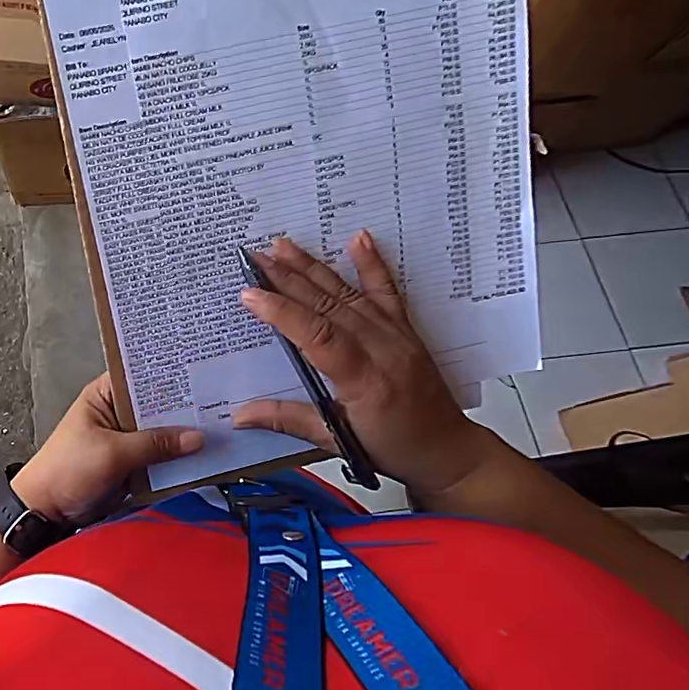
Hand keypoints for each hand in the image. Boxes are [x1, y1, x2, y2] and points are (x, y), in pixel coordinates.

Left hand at [10, 373, 204, 523]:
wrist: (47, 512)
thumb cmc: (66, 471)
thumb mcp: (112, 452)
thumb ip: (154, 444)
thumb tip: (195, 437)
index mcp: (105, 395)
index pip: (143, 376)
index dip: (171, 376)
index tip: (202, 374)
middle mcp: (118, 411)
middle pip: (158, 406)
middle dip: (184, 409)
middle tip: (220, 404)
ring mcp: (127, 438)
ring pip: (162, 433)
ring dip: (184, 436)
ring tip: (222, 429)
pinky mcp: (133, 463)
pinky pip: (160, 457)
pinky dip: (177, 459)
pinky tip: (204, 456)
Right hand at [233, 232, 503, 495]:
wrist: (447, 450)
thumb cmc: (394, 448)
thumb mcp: (337, 441)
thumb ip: (289, 420)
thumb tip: (241, 414)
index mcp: (364, 380)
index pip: (318, 336)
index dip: (282, 312)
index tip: (250, 294)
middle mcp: (383, 350)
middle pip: (329, 305)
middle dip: (288, 278)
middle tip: (257, 257)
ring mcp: (396, 336)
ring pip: (349, 293)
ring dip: (314, 267)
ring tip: (285, 245)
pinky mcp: (405, 330)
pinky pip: (387, 291)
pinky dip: (372, 265)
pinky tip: (358, 239)